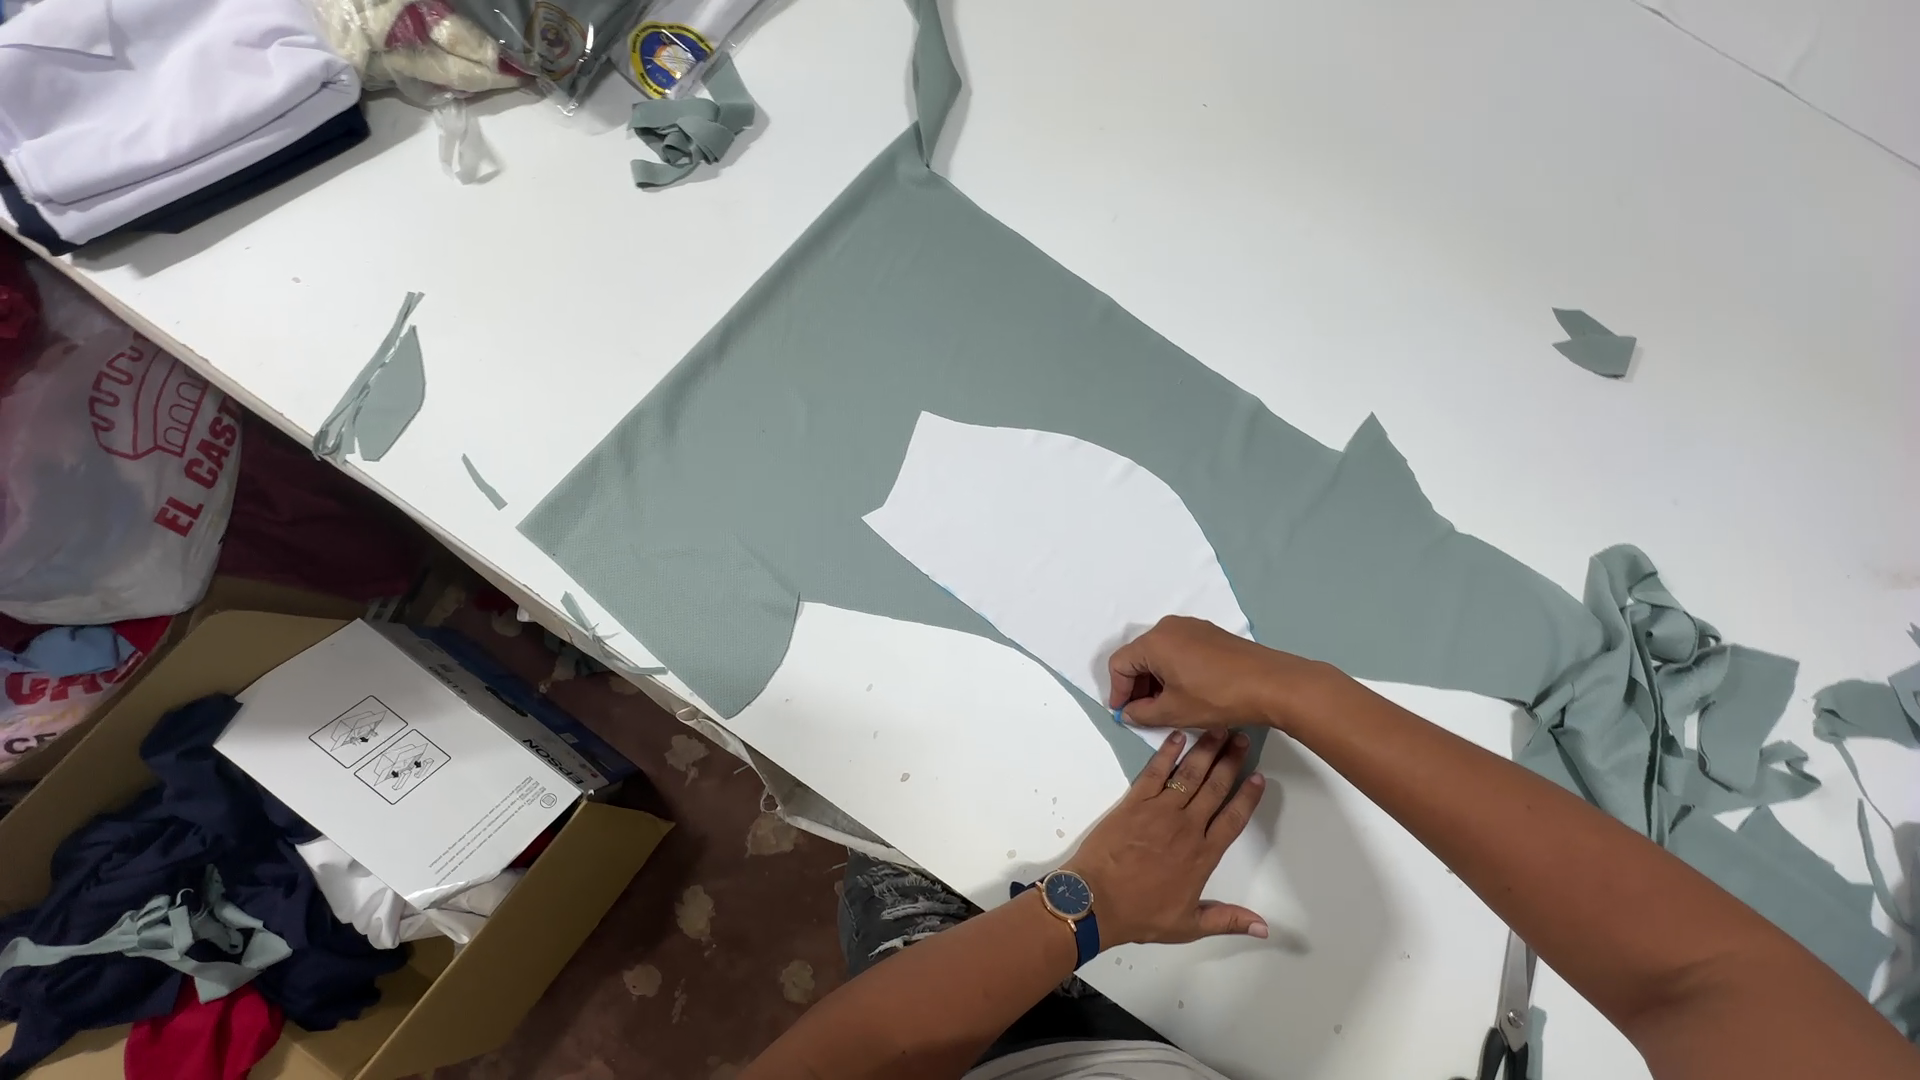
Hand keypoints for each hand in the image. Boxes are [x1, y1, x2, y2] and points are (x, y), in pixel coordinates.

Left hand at [1063, 729, 1268, 947]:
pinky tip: (1178, 736)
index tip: (1259, 777)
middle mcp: (1186, 827)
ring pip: (1189, 774)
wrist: (1096, 900)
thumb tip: (1264, 927)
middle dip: (1231, 761)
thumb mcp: (1188, 925)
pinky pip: (1154, 772)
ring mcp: (1159, 810)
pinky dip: (1167, 753)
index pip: (1233, 819)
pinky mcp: (1134, 801)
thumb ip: (1227, 920)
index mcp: (1202, 855)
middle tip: (1242, 738)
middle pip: (1215, 788)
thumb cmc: (1141, 914)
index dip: (1247, 797)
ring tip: (1219, 730)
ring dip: (1205, 750)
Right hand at [1107, 615, 1328, 731]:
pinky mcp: (1210, 634)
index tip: (1125, 714)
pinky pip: (1179, 649)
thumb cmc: (1217, 697)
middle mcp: (1169, 627)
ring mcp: (1192, 627)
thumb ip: (1142, 713)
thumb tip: (1128, 712)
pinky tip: (1188, 691)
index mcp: (1154, 642)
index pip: (1119, 664)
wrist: (1274, 684)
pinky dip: (1174, 670)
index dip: (1118, 692)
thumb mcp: (1174, 712)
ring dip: (1156, 680)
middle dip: (1137, 686)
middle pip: (1139, 656)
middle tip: (1145, 713)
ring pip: (1160, 653)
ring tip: (1168, 706)